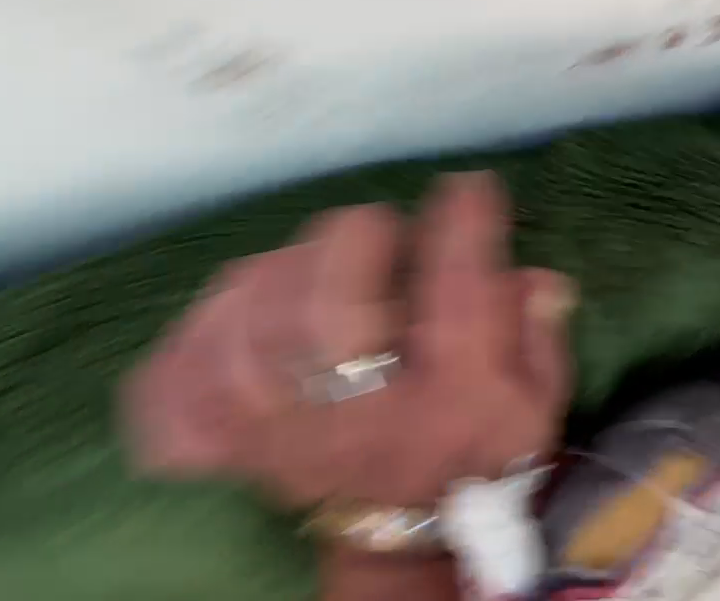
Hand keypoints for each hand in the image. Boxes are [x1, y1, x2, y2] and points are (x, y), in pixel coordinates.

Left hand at [120, 170, 574, 510]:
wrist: (402, 534)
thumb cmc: (477, 451)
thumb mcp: (535, 400)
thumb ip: (538, 333)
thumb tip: (538, 276)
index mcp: (448, 401)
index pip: (456, 297)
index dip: (462, 225)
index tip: (468, 185)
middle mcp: (359, 418)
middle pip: (325, 313)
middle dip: (353, 242)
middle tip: (380, 226)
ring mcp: (280, 435)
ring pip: (247, 334)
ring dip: (279, 271)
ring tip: (314, 257)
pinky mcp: (230, 444)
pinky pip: (181, 388)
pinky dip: (195, 333)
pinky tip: (236, 304)